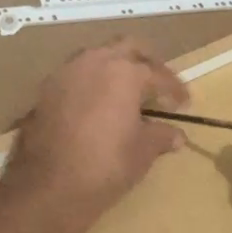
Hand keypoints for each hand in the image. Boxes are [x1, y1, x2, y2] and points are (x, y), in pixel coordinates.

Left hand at [4, 39, 189, 219]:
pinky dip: (92, 81)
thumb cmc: (105, 165)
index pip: (158, 74)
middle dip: (146, 62)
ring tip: (128, 91)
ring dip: (115, 67)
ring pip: (98, 56)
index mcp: (124, 72)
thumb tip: (177, 135)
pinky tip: (98, 103)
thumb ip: (160, 136)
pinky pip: (77, 73)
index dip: (175, 89)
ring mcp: (67, 71)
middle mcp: (95, 61)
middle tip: (157, 84)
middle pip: (127, 48)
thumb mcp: (142, 152)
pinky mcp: (47, 87)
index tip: (185, 103)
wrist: (48, 184)